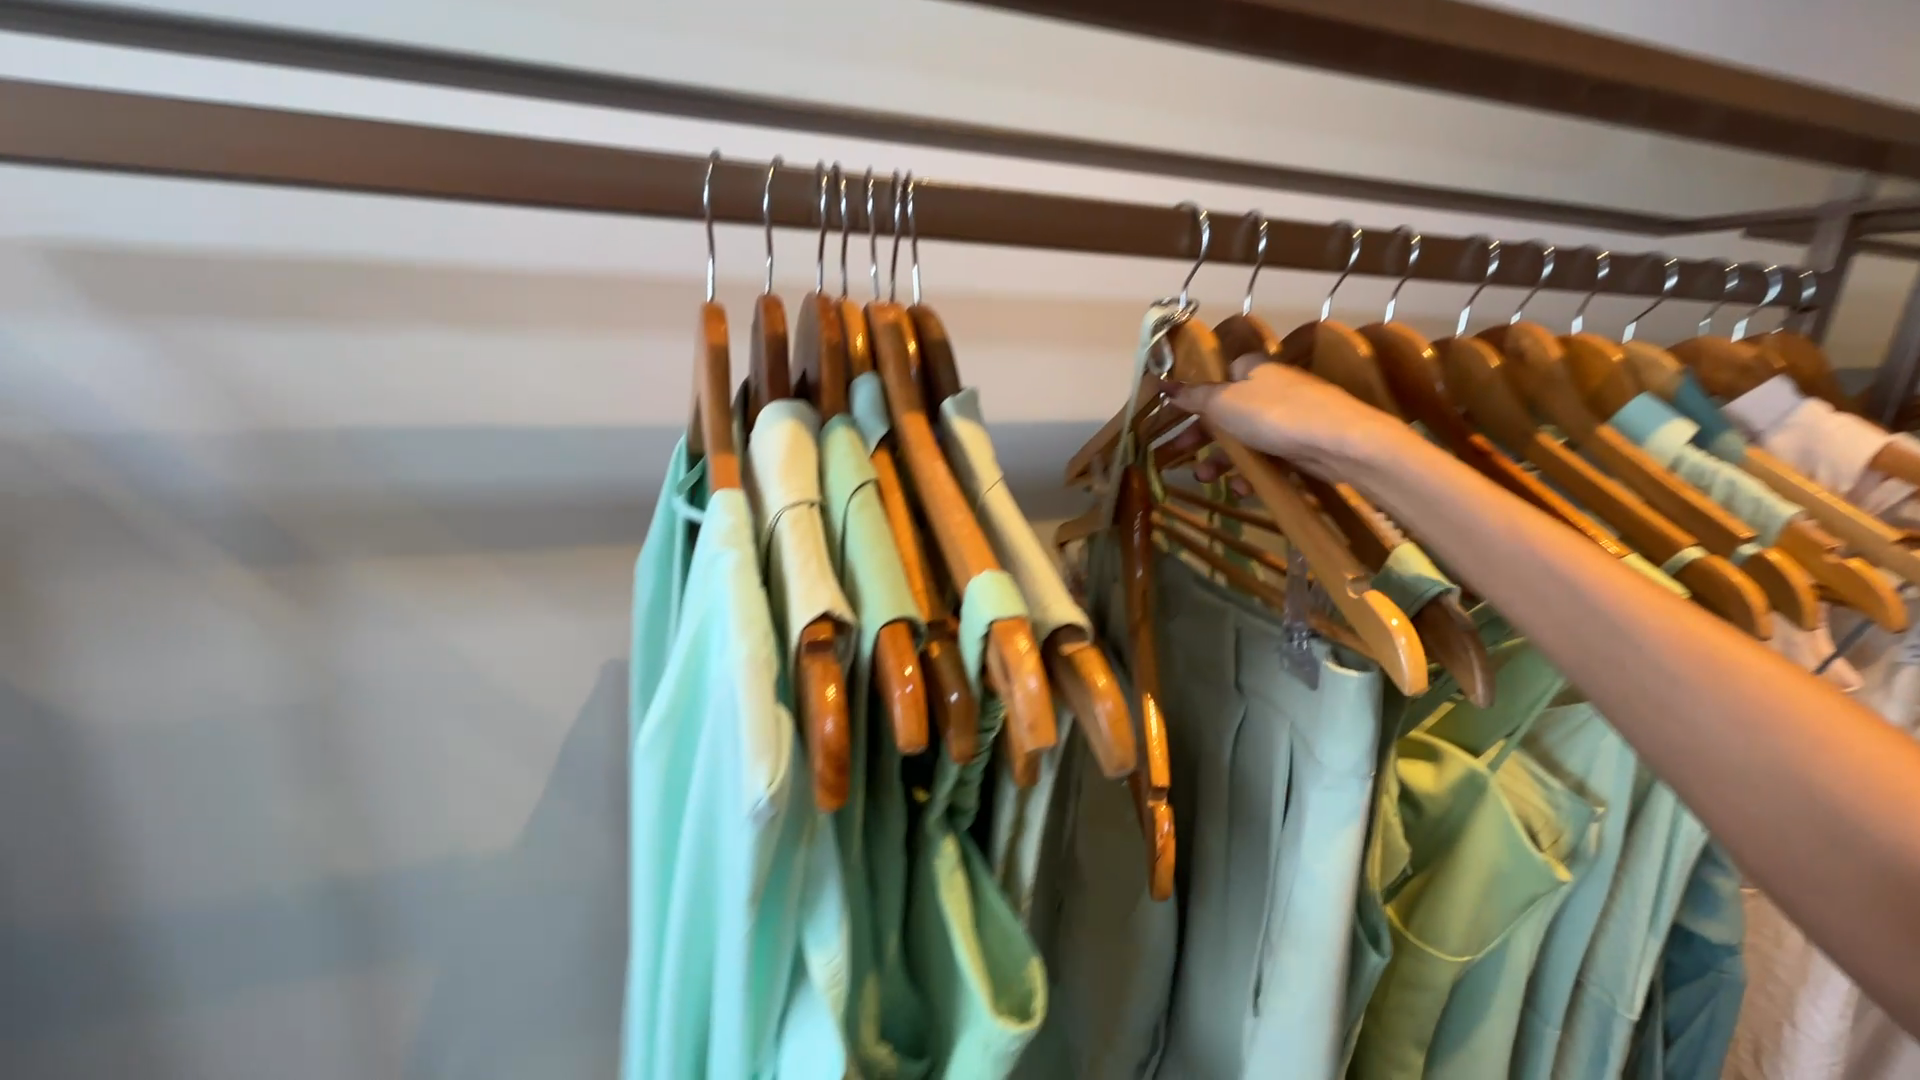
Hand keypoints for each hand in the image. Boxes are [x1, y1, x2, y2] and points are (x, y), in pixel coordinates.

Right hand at [1156, 356, 1408, 483]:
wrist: (1338, 441)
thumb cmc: (1273, 414)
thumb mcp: (1223, 403)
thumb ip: (1193, 397)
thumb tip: (1165, 385)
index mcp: (1251, 368)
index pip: (1217, 378)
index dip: (1195, 401)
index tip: (1177, 422)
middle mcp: (1269, 387)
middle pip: (1227, 413)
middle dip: (1203, 440)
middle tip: (1180, 458)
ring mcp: (1287, 416)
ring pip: (1246, 439)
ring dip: (1224, 461)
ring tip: (1207, 480)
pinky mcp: (1301, 442)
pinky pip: (1269, 457)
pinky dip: (1253, 472)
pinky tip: (1244, 488)